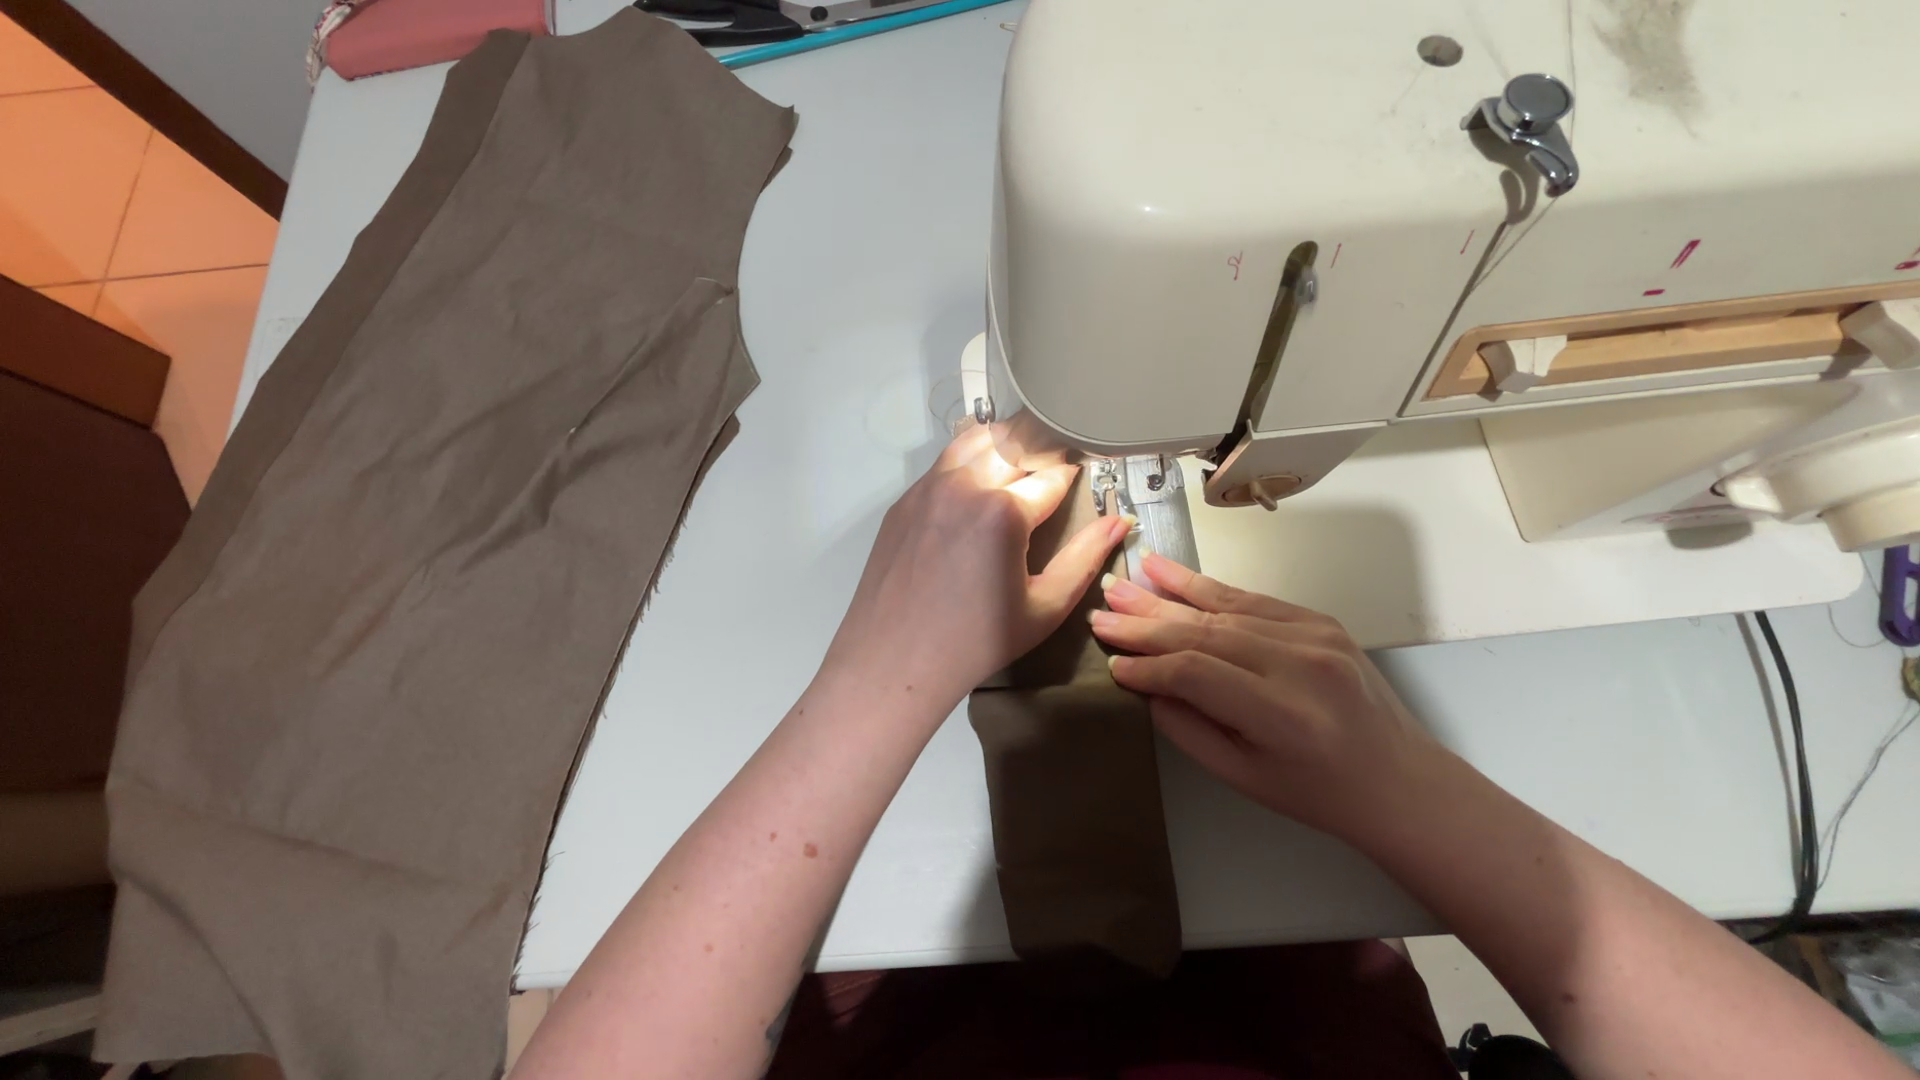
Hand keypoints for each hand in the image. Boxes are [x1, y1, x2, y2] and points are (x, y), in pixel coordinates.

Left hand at [823, 425, 1127, 705]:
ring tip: (1020, 462)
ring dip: (1003, 444)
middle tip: (1054, 467)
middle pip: (1014, 445)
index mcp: (1003, 513)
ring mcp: (927, 488)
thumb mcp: (1044, 608)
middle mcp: (963, 486)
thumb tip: (1120, 521)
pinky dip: (969, 461)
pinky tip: (979, 483)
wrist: (893, 660)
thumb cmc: (976, 643)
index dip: (1072, 476)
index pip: (1051, 476)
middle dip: (1041, 450)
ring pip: (974, 441)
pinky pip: (943, 464)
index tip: (1080, 478)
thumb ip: (1085, 558)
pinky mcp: (903, 500)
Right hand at [1091, 553, 1445, 840]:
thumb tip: (1143, 682)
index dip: (1147, 665)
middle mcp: (1300, 664)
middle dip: (1146, 621)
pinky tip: (1169, 572)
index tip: (1111, 661)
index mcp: (1281, 715)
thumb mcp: (1241, 776)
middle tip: (1101, 612)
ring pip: (1225, 607)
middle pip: (1205, 632)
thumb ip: (1187, 727)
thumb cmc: (1315, 793)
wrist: (1399, 780)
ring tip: (1124, 582)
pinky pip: (1252, 599)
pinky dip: (1207, 587)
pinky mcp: (1320, 620)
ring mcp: (1315, 635)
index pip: (1195, 673)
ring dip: (1168, 593)